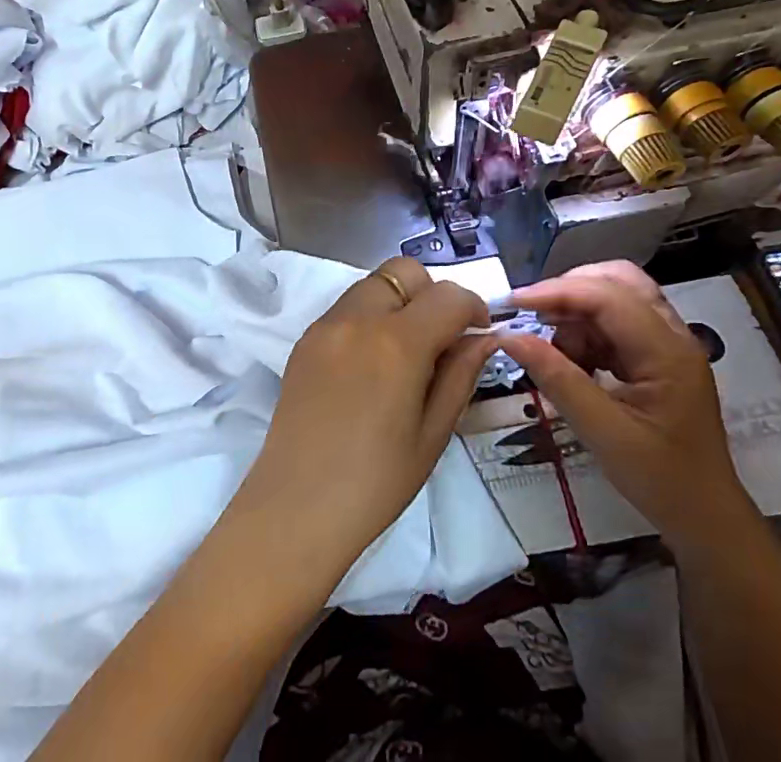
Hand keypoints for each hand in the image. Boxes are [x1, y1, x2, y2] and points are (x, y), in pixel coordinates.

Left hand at [233, 257, 499, 568]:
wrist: (297, 507)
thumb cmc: (376, 482)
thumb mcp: (433, 433)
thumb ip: (461, 375)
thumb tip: (483, 340)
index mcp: (397, 342)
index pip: (448, 296)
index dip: (474, 309)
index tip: (480, 335)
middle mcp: (356, 319)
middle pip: (403, 272)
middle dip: (431, 293)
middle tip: (441, 339)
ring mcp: (323, 328)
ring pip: (371, 286)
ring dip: (398, 303)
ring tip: (405, 353)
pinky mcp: (303, 343)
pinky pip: (345, 310)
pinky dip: (368, 318)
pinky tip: (371, 365)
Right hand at [498, 261, 754, 548]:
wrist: (704, 514)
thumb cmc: (659, 477)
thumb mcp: (602, 431)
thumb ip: (557, 379)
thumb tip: (509, 337)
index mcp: (667, 352)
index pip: (609, 297)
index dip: (557, 292)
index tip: (513, 303)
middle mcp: (672, 336)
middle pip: (619, 282)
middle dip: (569, 291)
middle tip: (532, 318)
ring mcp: (667, 346)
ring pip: (616, 300)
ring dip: (577, 315)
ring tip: (554, 354)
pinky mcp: (657, 358)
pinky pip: (616, 325)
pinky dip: (587, 334)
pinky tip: (572, 364)